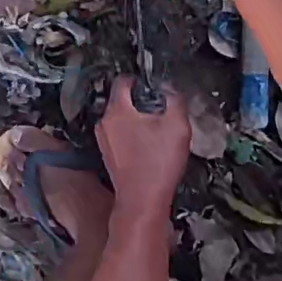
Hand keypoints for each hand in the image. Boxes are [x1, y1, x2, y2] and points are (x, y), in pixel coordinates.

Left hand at [96, 76, 190, 215]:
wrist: (143, 202)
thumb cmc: (157, 165)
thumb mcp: (177, 126)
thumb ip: (175, 100)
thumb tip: (171, 89)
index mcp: (118, 111)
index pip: (122, 81)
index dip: (137, 78)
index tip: (149, 82)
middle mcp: (105, 124)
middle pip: (121, 101)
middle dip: (140, 102)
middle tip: (159, 109)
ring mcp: (104, 141)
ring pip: (120, 120)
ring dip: (136, 120)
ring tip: (157, 130)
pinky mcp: (108, 156)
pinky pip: (119, 136)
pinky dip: (132, 136)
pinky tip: (149, 147)